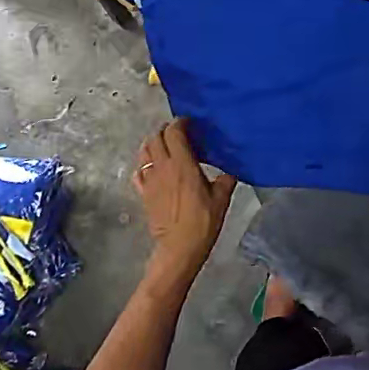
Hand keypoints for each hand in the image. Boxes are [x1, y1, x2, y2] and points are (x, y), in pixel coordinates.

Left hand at [132, 119, 236, 269]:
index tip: (189, 121)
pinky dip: (144, 163)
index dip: (180, 123)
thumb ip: (226, 178)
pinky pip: (138, 171)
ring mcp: (149, 181)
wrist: (179, 248)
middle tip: (178, 132)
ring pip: (143, 152)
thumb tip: (230, 169)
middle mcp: (162, 168)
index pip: (174, 133)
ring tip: (165, 145)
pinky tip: (153, 167)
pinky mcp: (143, 193)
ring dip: (152, 143)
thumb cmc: (204, 221)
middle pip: (155, 138)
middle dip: (165, 130)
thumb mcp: (222, 197)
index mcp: (183, 165)